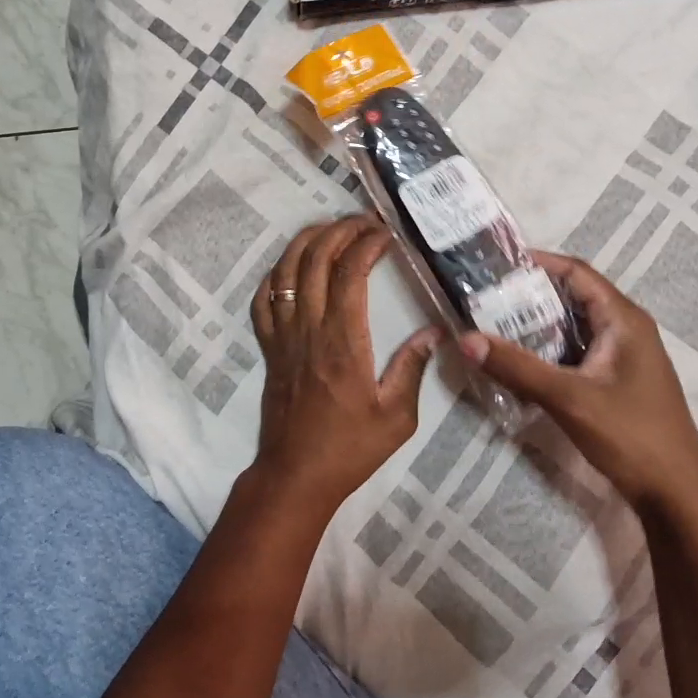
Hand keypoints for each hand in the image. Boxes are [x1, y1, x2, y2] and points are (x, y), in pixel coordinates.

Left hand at [248, 215, 437, 513]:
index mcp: (343, 340)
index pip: (349, 272)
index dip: (367, 243)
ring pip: (285, 270)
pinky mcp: (269, 347)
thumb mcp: (397, 416)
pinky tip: (292, 266)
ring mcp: (283, 335)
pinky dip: (276, 273)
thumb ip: (413, 369)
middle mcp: (309, 328)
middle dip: (339, 230)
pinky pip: (263, 299)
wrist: (296, 474)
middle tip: (364, 223)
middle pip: (315, 259)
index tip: (386, 234)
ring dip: (307, 241)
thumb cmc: (349, 447)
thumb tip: (434, 333)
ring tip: (331, 228)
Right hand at [459, 251, 697, 515]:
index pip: (576, 273)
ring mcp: (623, 357)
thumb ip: (516, 367)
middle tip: (483, 295)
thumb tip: (464, 339)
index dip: (537, 263)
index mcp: (624, 320)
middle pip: (572, 297)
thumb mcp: (568, 398)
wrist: (677, 497)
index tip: (495, 264)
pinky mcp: (616, 381)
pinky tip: (517, 362)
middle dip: (528, 295)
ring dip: (535, 325)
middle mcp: (626, 330)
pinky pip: (575, 352)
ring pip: (572, 327)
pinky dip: (547, 350)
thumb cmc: (631, 437)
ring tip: (490, 324)